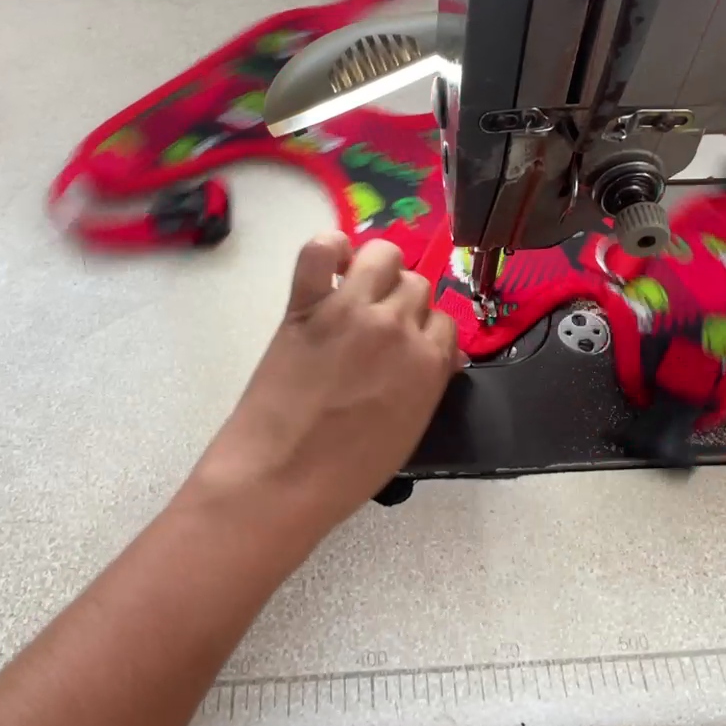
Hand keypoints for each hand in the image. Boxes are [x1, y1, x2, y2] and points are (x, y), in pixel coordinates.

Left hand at [192, 232, 465, 531]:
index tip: (410, 344)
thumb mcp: (408, 431)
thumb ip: (428, 384)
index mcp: (429, 362)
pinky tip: (330, 267)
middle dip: (404, 302)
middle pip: (417, 285)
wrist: (281, 478)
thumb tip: (442, 356)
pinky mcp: (305, 305)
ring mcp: (350, 310)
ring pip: (383, 254)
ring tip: (360, 290)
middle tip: (380, 326)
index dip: (427, 332)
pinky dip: (328, 248)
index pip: (445, 321)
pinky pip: (320, 249)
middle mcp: (397, 326)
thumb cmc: (346, 471)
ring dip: (378, 268)